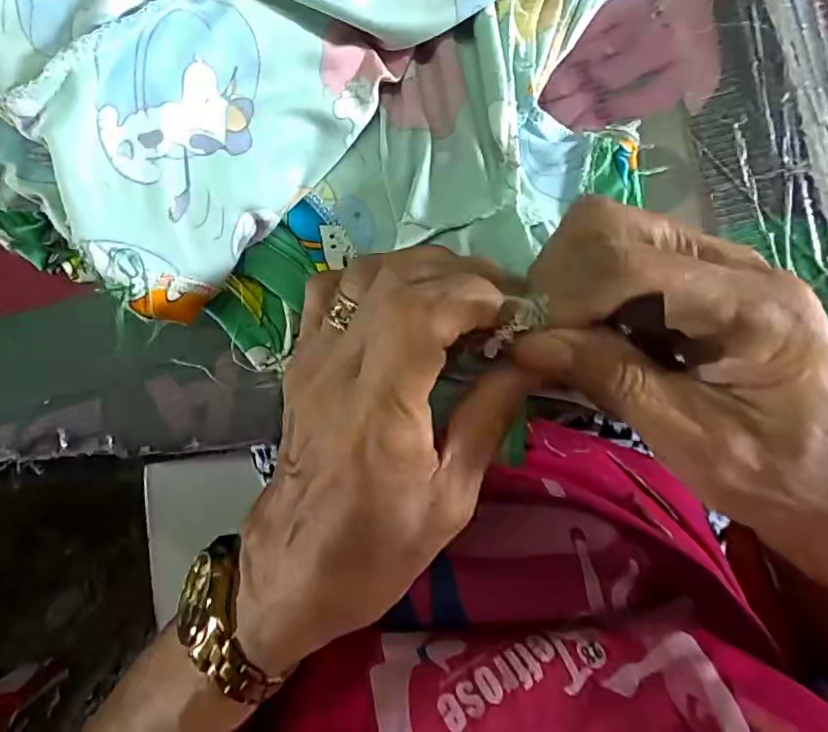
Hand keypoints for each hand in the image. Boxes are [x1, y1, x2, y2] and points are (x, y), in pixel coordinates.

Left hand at [237, 248, 532, 675]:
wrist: (297, 560)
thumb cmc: (380, 545)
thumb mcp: (452, 496)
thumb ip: (488, 415)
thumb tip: (530, 356)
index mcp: (379, 404)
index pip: (418, 311)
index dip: (472, 293)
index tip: (515, 307)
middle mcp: (338, 364)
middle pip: (393, 279)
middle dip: (456, 273)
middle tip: (501, 296)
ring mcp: (312, 353)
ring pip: (360, 272)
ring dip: (416, 268)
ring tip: (458, 291)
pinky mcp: (299, 355)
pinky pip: (327, 289)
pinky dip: (368, 277)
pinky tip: (399, 298)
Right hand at [510, 199, 827, 568]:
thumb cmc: (775, 481)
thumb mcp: (689, 442)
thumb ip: (610, 379)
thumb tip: (525, 342)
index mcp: (756, 307)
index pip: (630, 263)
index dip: (567, 298)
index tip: (535, 345)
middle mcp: (741, 264)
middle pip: (614, 225)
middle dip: (562, 277)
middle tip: (548, 333)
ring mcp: (722, 261)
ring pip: (610, 228)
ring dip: (571, 277)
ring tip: (570, 332)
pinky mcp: (701, 271)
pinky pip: (622, 249)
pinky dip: (588, 283)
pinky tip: (597, 329)